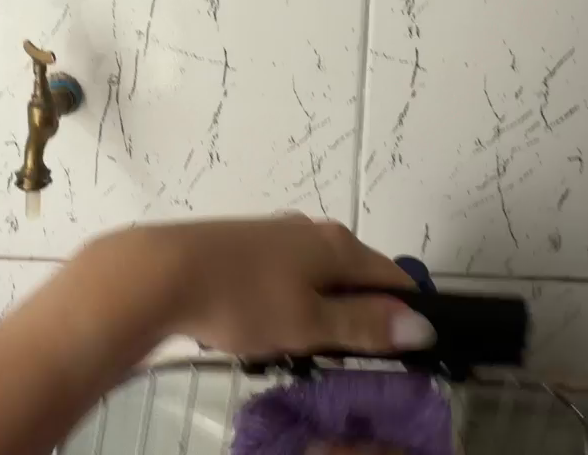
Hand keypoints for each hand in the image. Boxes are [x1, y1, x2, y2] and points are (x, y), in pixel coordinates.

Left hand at [80, 214, 435, 357]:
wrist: (165, 271)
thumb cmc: (243, 298)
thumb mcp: (310, 322)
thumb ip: (366, 323)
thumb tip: (422, 323)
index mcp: (337, 244)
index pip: (393, 277)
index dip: (405, 315)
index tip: (403, 356)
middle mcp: (312, 229)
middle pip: (356, 275)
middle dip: (358, 316)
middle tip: (342, 359)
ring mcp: (277, 233)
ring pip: (319, 277)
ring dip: (321, 311)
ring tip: (300, 347)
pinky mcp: (248, 243)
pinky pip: (288, 276)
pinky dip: (290, 302)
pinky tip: (266, 327)